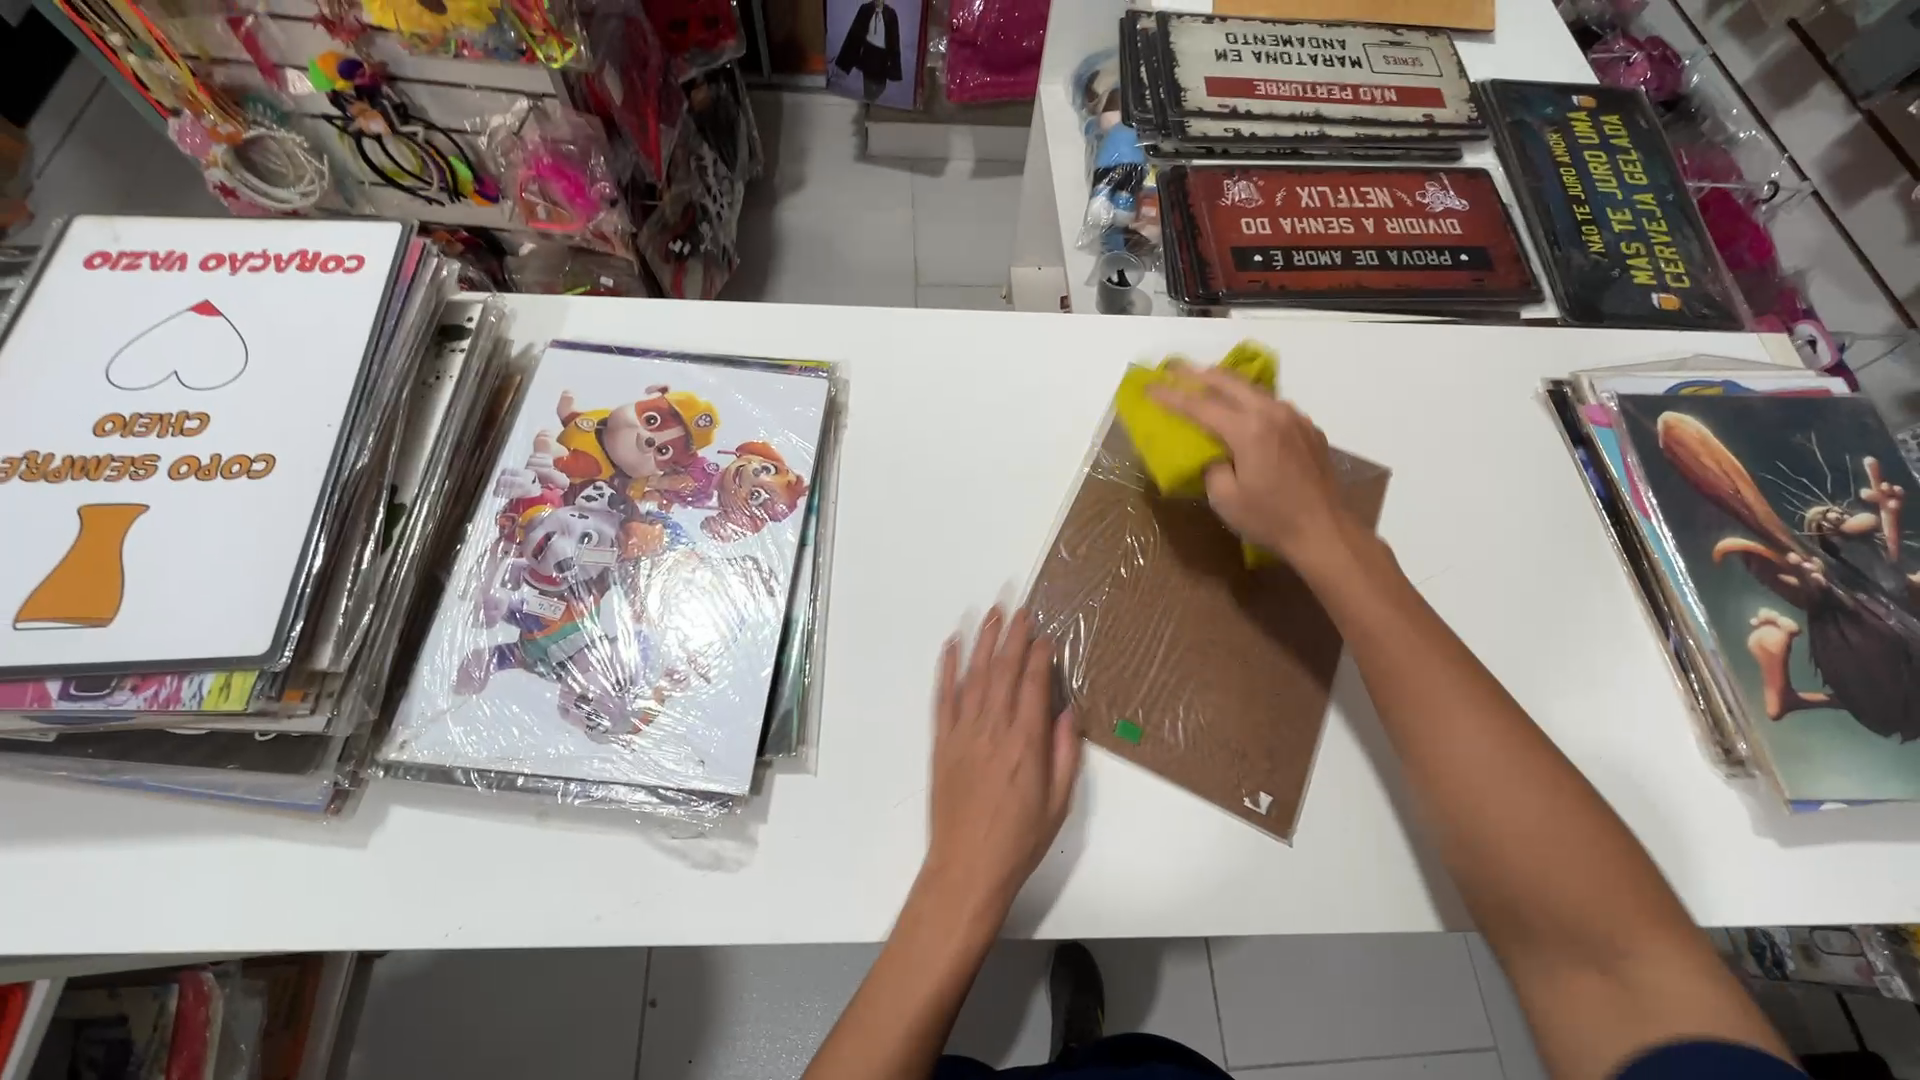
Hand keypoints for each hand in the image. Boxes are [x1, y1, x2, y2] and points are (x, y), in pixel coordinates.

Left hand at [924, 606, 1080, 917]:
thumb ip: (1066, 753)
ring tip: (991, 613)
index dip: (1039, 654)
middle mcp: (993, 729)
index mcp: (1026, 743)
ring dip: (983, 642)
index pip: (1032, 684)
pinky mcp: (941, 743)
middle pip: (1002, 670)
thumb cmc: (1020, 839)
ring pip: (974, 676)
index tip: (1045, 633)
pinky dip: (946, 669)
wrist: (968, 866)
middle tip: (1019, 608)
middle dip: (1012, 635)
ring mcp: (963, 733)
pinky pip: (943, 698)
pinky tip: (951, 646)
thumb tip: (1068, 711)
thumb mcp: (1059, 801)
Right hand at [1150, 364, 1355, 565]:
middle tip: (1175, 370)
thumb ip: (1211, 467)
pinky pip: (1274, 406)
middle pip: (1230, 382)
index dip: (1171, 397)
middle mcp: (1273, 413)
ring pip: (1255, 390)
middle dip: (1198, 374)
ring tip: (1207, 383)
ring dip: (1227, 384)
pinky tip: (1245, 411)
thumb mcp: (1225, 499)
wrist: (1325, 531)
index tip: (1149, 388)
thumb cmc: (1270, 518)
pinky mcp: (1309, 430)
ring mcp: (1295, 419)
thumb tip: (1212, 454)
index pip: (1200, 406)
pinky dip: (1252, 401)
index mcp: (1248, 429)